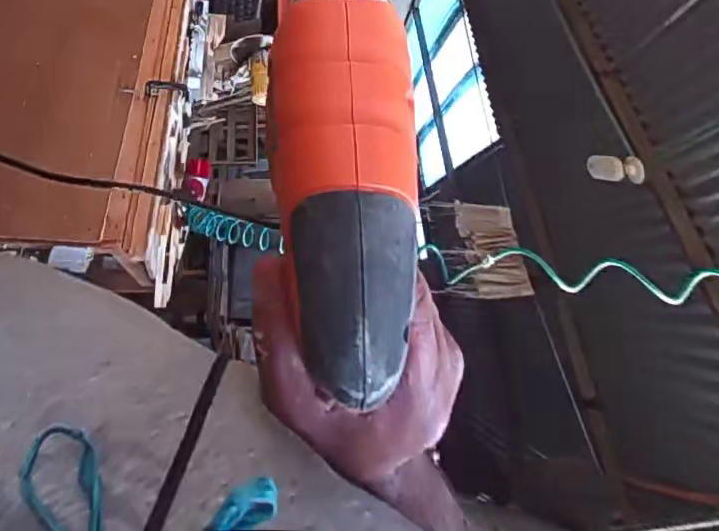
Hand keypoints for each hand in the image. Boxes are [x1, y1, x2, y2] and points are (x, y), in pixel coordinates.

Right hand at [251, 255, 462, 491]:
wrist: (367, 467)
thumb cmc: (331, 435)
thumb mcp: (289, 396)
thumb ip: (276, 336)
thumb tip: (269, 268)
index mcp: (416, 394)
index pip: (416, 312)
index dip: (389, 276)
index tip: (359, 252)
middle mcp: (442, 382)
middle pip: (421, 303)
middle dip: (386, 276)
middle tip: (352, 259)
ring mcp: (450, 373)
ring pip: (427, 307)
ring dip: (396, 288)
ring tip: (362, 275)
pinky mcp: (449, 365)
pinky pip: (429, 318)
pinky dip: (405, 305)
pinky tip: (379, 303)